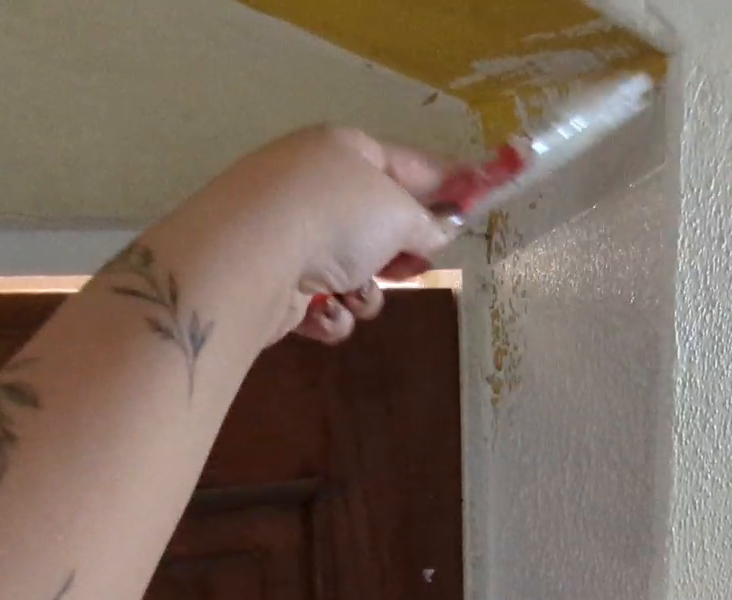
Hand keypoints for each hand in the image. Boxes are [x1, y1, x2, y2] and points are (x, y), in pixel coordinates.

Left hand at [171, 126, 454, 345]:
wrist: (253, 260)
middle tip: (411, 266)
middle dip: (399, 255)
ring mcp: (294, 237)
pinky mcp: (278, 284)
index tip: (479, 195)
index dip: (448, 183)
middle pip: (381, 227)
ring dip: (365, 293)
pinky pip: (326, 305)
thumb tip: (437, 232)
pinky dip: (331, 314)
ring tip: (353, 292)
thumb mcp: (398, 212)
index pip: (411, 165)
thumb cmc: (335, 218)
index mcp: (346, 152)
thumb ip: (426, 224)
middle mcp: (317, 189)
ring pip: (356, 275)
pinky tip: (320, 312)